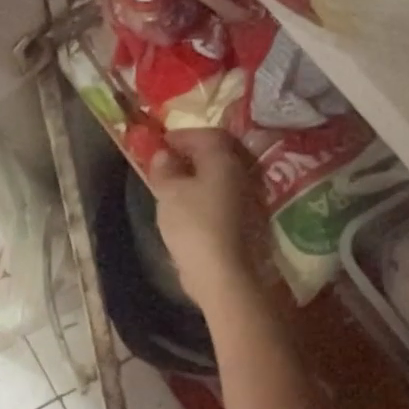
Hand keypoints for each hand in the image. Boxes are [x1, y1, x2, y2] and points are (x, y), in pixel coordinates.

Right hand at [146, 128, 264, 313]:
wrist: (223, 273)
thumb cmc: (194, 225)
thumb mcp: (169, 192)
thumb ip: (164, 169)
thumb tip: (163, 155)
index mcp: (224, 160)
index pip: (207, 135)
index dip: (182, 136)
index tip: (161, 144)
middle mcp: (242, 174)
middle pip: (218, 154)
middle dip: (193, 154)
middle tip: (168, 162)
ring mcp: (248, 199)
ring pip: (222, 177)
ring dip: (200, 176)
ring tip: (176, 185)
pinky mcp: (246, 222)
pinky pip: (224, 197)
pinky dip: (207, 195)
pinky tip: (191, 208)